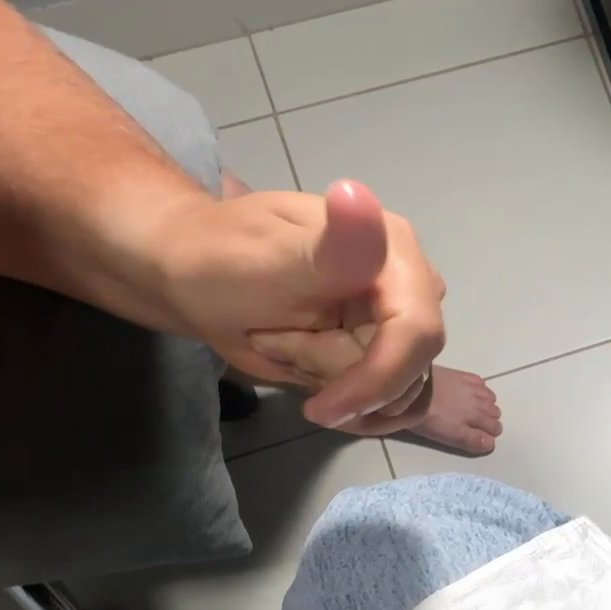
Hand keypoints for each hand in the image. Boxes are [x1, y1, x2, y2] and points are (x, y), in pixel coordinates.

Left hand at [151, 179, 450, 431]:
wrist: (193, 276)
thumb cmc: (220, 260)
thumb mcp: (271, 256)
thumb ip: (332, 245)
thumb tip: (358, 197)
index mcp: (395, 250)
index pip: (417, 334)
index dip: (378, 380)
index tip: (321, 410)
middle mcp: (414, 287)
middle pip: (405, 371)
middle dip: (337, 375)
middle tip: (276, 340)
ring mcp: (407, 323)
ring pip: (400, 395)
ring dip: (337, 388)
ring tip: (289, 349)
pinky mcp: (397, 352)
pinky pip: (400, 406)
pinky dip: (357, 408)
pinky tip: (318, 384)